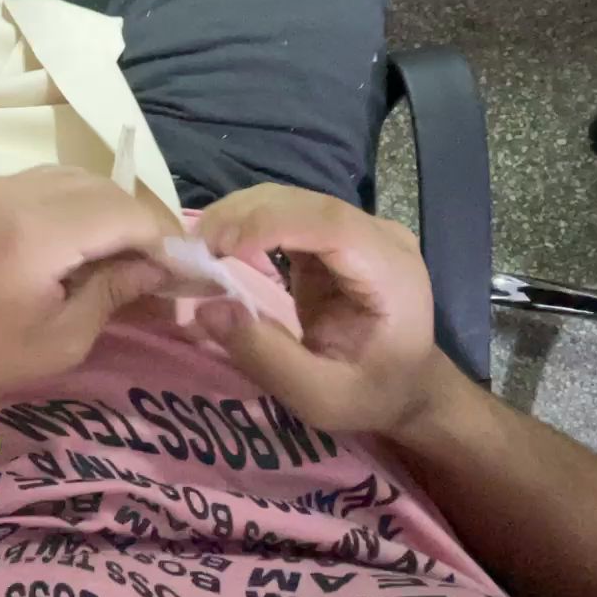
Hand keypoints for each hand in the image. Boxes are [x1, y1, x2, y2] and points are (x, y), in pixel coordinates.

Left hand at [0, 166, 181, 406]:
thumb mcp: (58, 340)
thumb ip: (113, 293)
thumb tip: (159, 269)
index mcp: (38, 232)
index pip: (125, 213)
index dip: (162, 240)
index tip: (180, 272)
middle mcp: (20, 191)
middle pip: (107, 188)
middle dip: (139, 224)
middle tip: (151, 269)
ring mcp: (0, 183)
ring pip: (81, 178)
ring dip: (109, 211)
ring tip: (117, 257)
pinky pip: (51, 181)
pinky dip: (78, 203)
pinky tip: (78, 241)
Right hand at [194, 184, 464, 434]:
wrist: (405, 389)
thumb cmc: (370, 396)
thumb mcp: (319, 397)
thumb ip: (267, 356)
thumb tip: (206, 308)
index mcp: (391, 273)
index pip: (329, 224)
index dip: (268, 225)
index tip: (217, 249)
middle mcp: (377, 236)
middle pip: (300, 202)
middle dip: (239, 218)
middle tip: (190, 251)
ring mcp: (354, 228)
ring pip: (284, 199)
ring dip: (234, 217)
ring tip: (197, 251)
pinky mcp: (329, 232)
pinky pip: (279, 212)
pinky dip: (242, 223)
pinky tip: (217, 248)